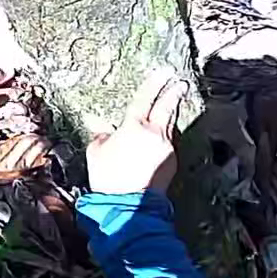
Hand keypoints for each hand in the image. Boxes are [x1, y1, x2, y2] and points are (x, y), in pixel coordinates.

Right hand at [86, 69, 188, 194]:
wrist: (129, 205)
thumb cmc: (108, 177)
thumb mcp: (96, 151)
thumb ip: (103, 136)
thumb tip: (107, 131)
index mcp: (134, 127)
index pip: (144, 99)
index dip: (153, 83)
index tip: (163, 72)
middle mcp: (154, 134)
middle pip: (166, 108)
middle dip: (173, 92)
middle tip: (179, 81)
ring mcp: (166, 148)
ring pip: (170, 125)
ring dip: (171, 113)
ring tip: (172, 103)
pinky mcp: (171, 162)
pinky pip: (169, 142)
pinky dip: (165, 135)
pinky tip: (160, 135)